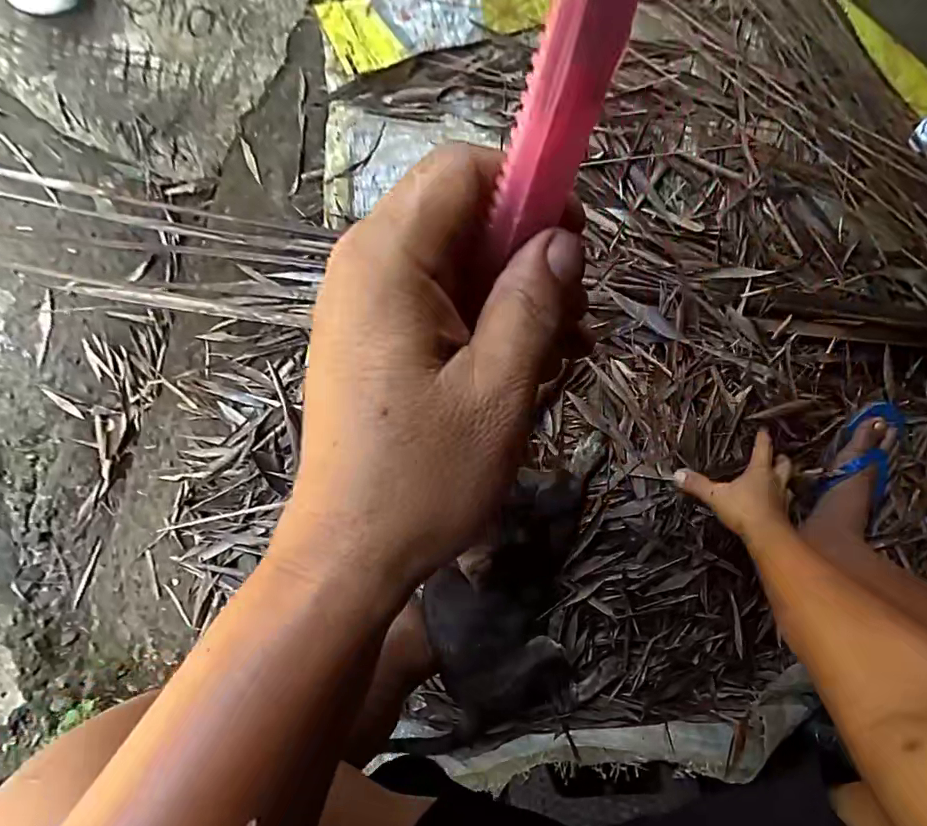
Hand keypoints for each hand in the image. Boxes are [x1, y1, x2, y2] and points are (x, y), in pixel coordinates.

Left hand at [272, 144, 587, 586]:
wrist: (351, 552)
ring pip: (458, 268)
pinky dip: (487, 329)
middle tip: (571, 325)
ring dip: (515, 301)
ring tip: (556, 361)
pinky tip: (518, 376)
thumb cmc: (425, 479)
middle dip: (527, 257)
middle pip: (462, 217)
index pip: (462, 170)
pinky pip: (440, 310)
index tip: (575, 251)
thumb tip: (563, 240)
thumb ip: (533, 303)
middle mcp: (366, 269)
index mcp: (388, 262)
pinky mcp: (374, 346)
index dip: (528, 192)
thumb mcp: (498, 392)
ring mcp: (365, 309)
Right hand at [676, 430, 793, 539]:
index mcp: (760, 470)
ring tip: (778, 479)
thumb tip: (678, 474)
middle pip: (784, 463)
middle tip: (777, 456)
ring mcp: (782, 497)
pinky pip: (785, 502)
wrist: (766, 535)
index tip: (763, 430)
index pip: (763, 447)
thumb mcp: (715, 496)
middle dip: (780, 458)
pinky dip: (781, 500)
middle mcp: (775, 480)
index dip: (762, 437)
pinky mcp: (784, 514)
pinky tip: (775, 503)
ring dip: (784, 479)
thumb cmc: (743, 510)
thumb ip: (698, 485)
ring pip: (788, 482)